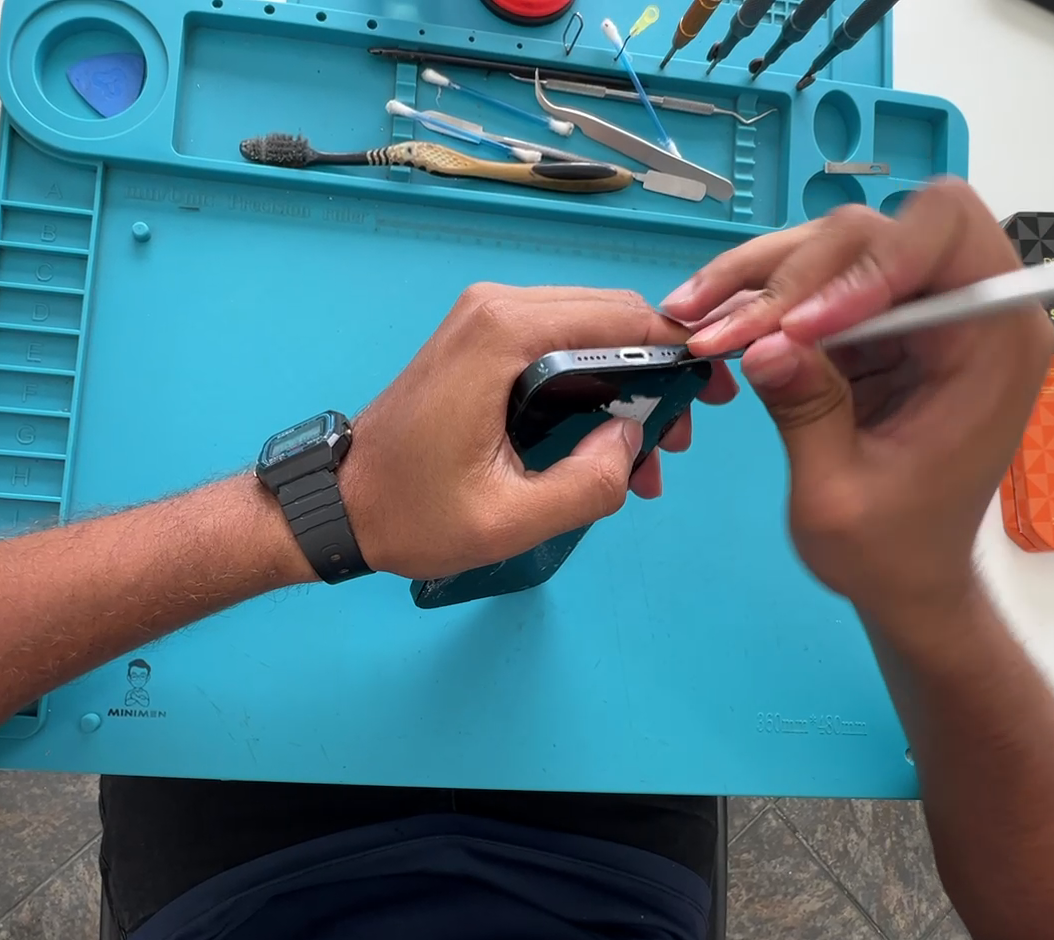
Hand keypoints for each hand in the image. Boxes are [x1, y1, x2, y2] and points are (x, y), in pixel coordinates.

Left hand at [341, 284, 736, 580]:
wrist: (340, 506)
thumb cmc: (414, 515)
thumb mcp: (510, 520)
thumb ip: (590, 484)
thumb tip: (632, 437)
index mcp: (504, 334)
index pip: (624, 320)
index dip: (681, 356)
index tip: (712, 401)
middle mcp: (495, 307)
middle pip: (609, 320)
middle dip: (655, 377)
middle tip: (672, 445)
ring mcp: (483, 318)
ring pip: (586, 332)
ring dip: (623, 386)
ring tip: (639, 458)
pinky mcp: (477, 338)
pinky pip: (554, 345)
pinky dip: (587, 384)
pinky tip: (598, 441)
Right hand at [659, 180, 1053, 629]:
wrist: (902, 578)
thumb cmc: (887, 552)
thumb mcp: (836, 495)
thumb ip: (807, 413)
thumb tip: (762, 344)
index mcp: (988, 345)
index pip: (943, 235)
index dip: (864, 262)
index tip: (796, 326)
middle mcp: (959, 311)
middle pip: (874, 234)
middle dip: (787, 271)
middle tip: (712, 325)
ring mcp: (910, 318)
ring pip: (832, 252)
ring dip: (757, 280)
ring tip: (692, 315)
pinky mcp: (871, 332)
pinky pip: (811, 291)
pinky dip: (756, 304)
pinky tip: (711, 327)